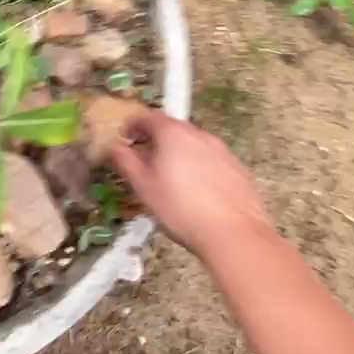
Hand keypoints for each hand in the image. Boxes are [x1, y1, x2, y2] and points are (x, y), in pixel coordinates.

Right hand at [108, 113, 272, 259]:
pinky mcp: (238, 169)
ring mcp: (222, 150)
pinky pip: (211, 159)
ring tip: (173, 179)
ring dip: (179, 152)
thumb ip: (125, 162)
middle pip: (171, 127)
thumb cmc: (181, 209)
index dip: (132, 126)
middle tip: (146, 160)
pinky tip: (199, 192)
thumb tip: (115, 147)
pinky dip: (200, 166)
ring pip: (193, 144)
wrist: (236, 236)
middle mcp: (198, 134)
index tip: (126, 140)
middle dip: (156, 139)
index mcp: (172, 133)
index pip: (146, 117)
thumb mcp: (144, 187)